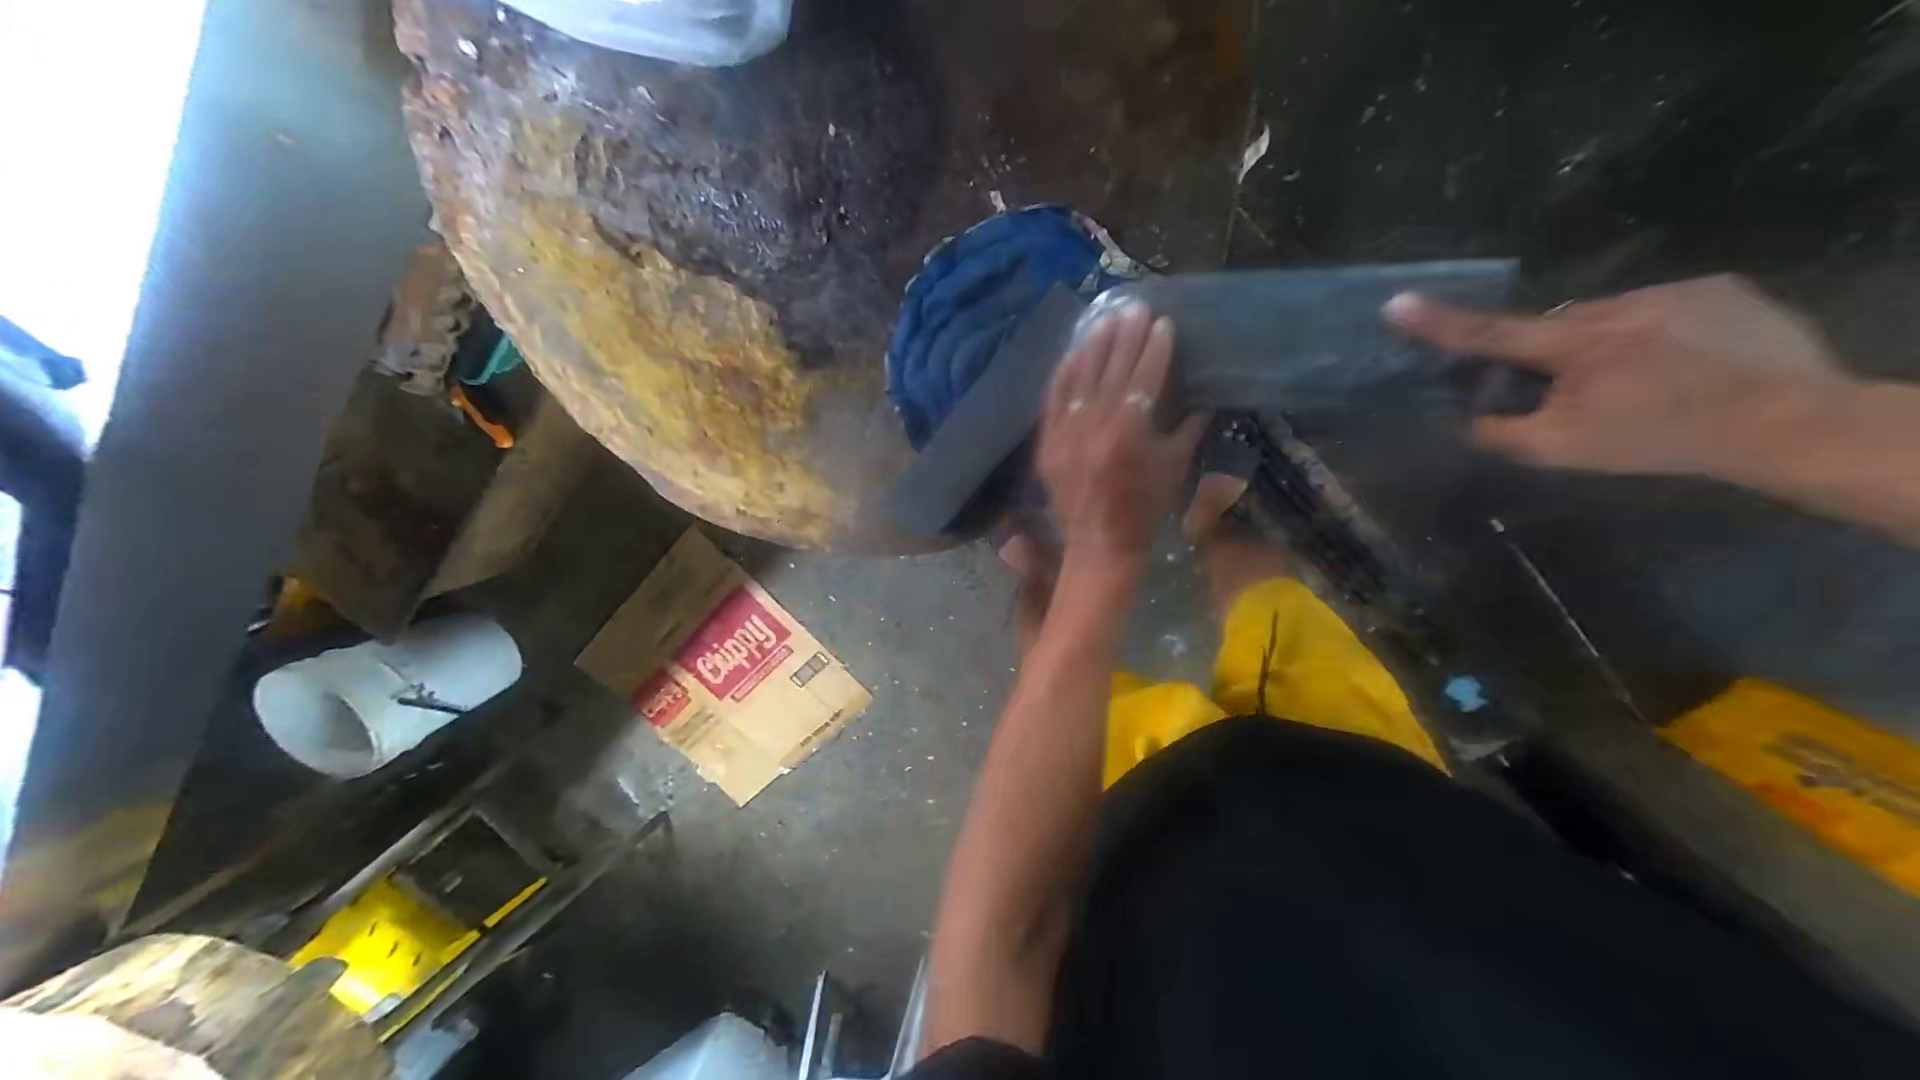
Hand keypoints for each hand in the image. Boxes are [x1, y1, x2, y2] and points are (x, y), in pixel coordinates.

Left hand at [1038, 304, 1207, 568]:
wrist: (1099, 544)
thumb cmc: (1145, 508)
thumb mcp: (1175, 466)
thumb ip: (1189, 428)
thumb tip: (1205, 398)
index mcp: (1129, 432)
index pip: (1144, 378)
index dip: (1155, 349)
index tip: (1163, 322)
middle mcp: (1094, 427)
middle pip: (1111, 371)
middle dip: (1125, 337)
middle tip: (1135, 307)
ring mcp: (1065, 434)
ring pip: (1079, 378)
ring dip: (1093, 345)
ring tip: (1105, 319)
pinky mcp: (1047, 443)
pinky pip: (1053, 400)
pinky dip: (1063, 374)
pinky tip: (1073, 351)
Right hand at [1385, 274, 1856, 476]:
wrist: (1792, 424)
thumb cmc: (1661, 440)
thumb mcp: (1562, 451)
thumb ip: (1500, 432)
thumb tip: (1464, 418)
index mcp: (1576, 345)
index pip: (1490, 332)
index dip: (1438, 323)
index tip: (1396, 303)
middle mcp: (1620, 306)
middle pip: (1554, 325)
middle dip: (1549, 351)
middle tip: (1571, 391)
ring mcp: (1677, 291)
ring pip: (1608, 315)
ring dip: (1603, 342)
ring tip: (1638, 382)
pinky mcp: (1722, 289)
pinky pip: (1658, 307)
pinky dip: (1652, 331)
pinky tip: (1679, 364)